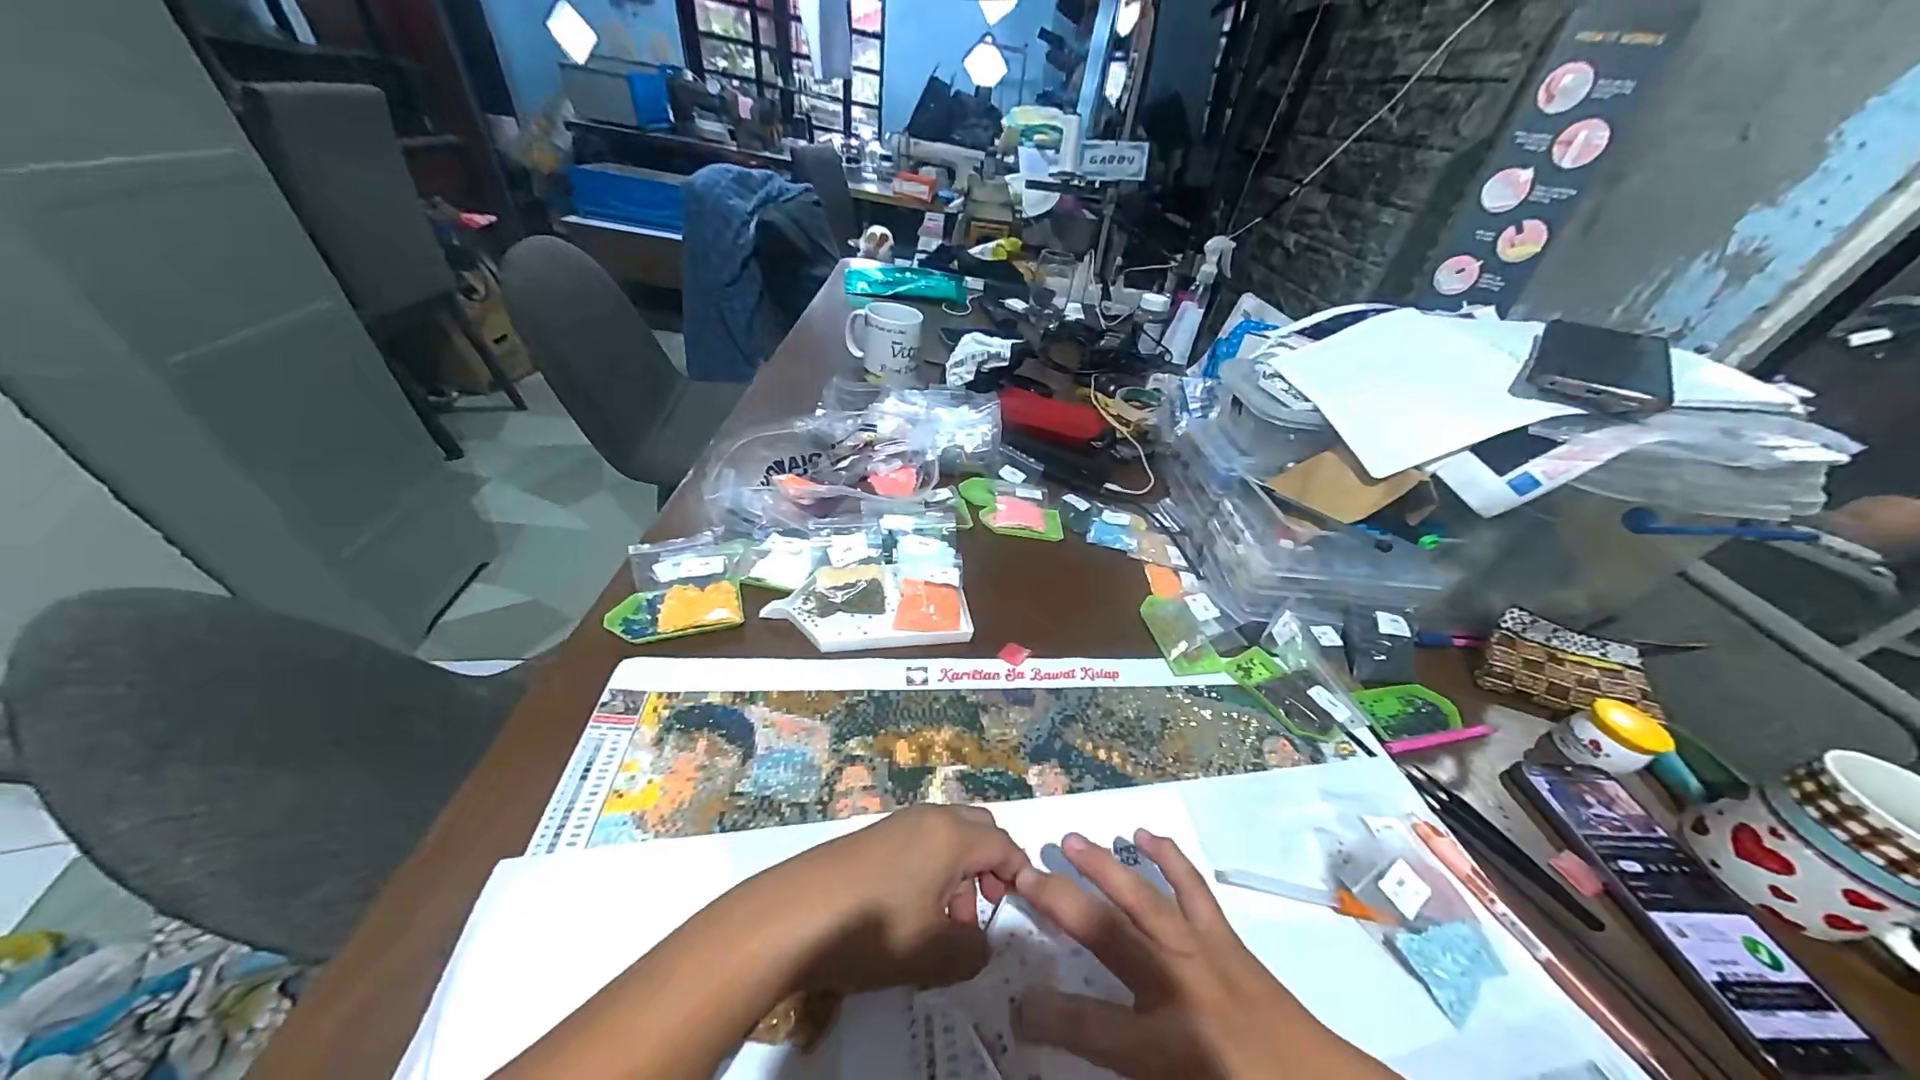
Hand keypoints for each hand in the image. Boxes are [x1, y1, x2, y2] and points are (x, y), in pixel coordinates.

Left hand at [767, 804, 1031, 993]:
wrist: (791, 916)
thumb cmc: (873, 930)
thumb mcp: (933, 953)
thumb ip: (973, 951)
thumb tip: (979, 942)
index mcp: (951, 835)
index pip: (1004, 845)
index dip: (1019, 876)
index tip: (1018, 911)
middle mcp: (928, 817)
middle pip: (978, 830)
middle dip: (989, 868)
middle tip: (978, 912)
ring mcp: (897, 823)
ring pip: (948, 837)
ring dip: (958, 872)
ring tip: (940, 923)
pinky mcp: (873, 836)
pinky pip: (919, 843)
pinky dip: (930, 870)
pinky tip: (907, 912)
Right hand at [1013, 831, 1398, 1079]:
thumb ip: (1121, 1067)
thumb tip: (1072, 1041)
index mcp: (1164, 1048)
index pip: (1084, 1025)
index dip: (1043, 1014)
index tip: (1015, 1004)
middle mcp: (1178, 989)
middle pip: (1106, 933)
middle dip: (1059, 902)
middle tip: (1022, 875)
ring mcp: (1205, 955)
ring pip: (1145, 899)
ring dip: (1104, 866)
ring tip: (1069, 840)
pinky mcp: (1228, 940)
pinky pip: (1195, 891)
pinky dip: (1171, 859)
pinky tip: (1148, 835)